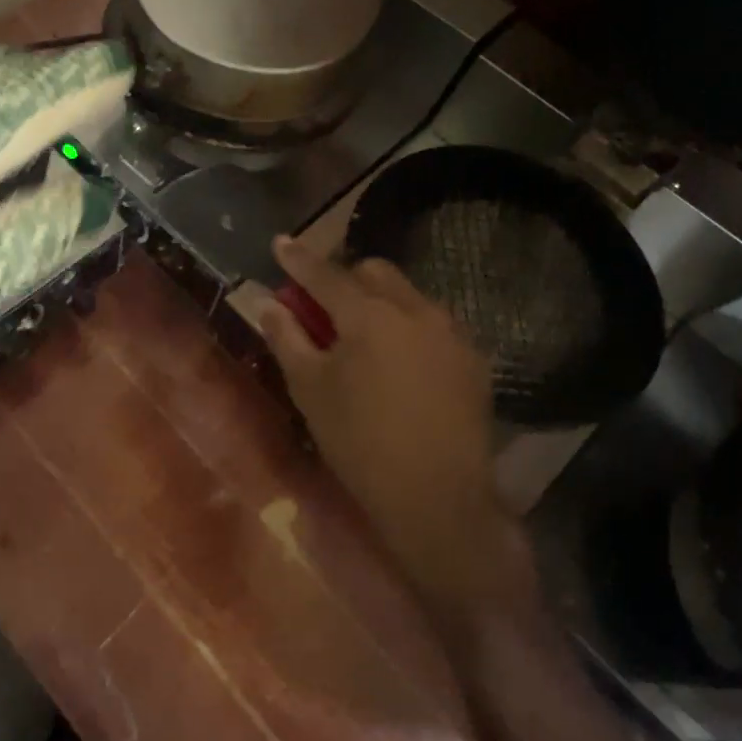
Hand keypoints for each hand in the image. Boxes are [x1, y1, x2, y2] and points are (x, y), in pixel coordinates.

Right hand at [256, 237, 510, 596]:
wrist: (437, 498)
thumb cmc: (360, 441)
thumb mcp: (310, 389)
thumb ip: (287, 338)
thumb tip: (269, 304)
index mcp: (369, 314)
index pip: (326, 274)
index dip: (299, 259)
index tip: (280, 242)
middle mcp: (415, 310)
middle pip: (375, 272)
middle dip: (345, 278)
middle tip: (321, 305)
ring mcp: (451, 334)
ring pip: (408, 296)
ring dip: (379, 301)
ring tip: (361, 336)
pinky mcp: (473, 361)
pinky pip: (432, 325)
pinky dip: (407, 328)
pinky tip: (398, 362)